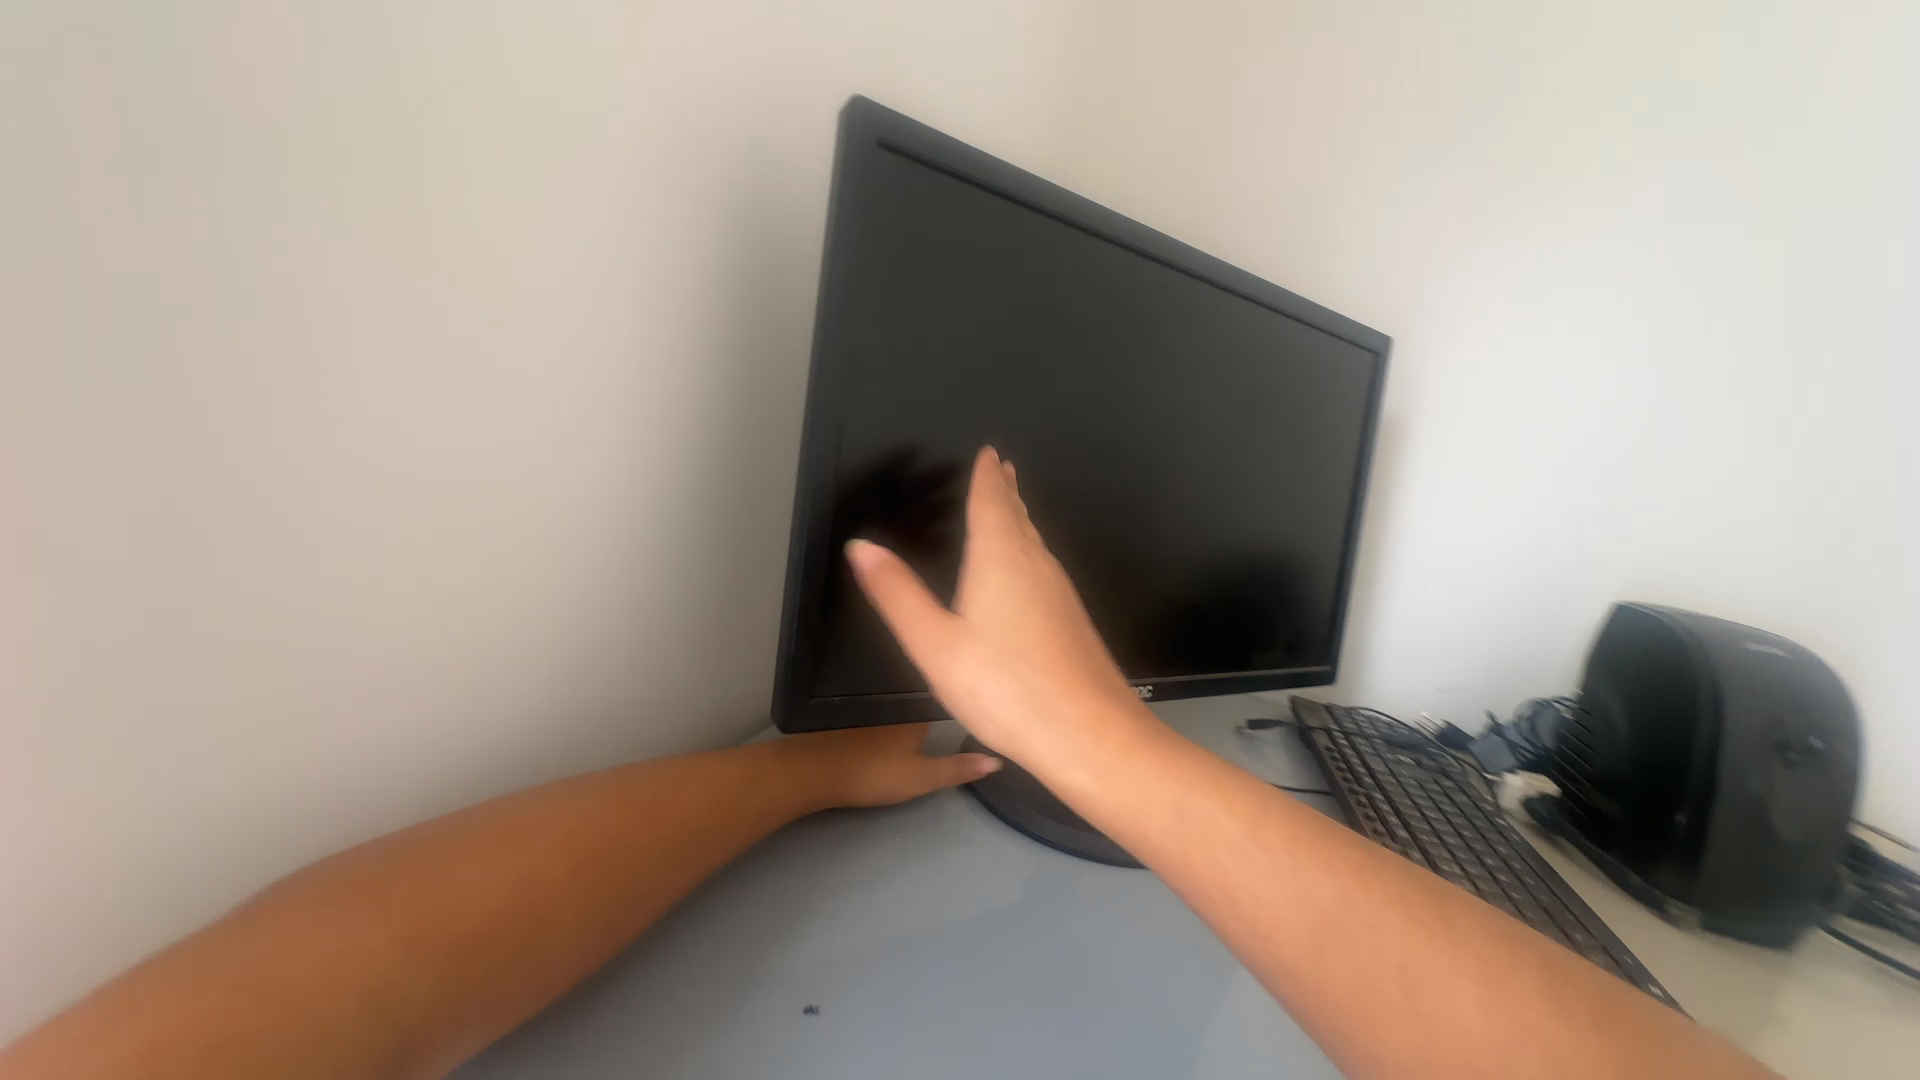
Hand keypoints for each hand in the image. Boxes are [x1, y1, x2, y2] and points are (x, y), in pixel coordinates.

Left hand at [768, 722, 1001, 809]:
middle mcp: (895, 701)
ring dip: (906, 707)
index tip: (970, 704)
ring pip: (896, 702)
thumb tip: (998, 759)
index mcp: (918, 712)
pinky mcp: (846, 713)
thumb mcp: (922, 778)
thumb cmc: (873, 774)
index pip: (943, 701)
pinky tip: (883, 724)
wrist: (814, 770)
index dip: (956, 704)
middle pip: (919, 699)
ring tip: (918, 721)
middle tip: (946, 711)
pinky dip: (882, 713)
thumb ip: (959, 768)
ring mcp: (869, 705)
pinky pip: (875, 706)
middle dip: (931, 704)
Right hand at [845, 446, 1155, 766]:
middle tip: (1003, 469)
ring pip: (1037, 543)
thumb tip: (861, 548)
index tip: (989, 453)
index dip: (986, 476)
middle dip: (1006, 492)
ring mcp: (1061, 594)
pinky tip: (1031, 574)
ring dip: (1021, 520)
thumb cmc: (1006, 689)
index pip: (992, 503)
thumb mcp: (935, 643)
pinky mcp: (1074, 621)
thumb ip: (897, 594)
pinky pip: (1047, 570)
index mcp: (1001, 561)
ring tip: (1012, 509)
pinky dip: (1033, 553)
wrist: (1088, 734)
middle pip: (1020, 517)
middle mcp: (1037, 567)